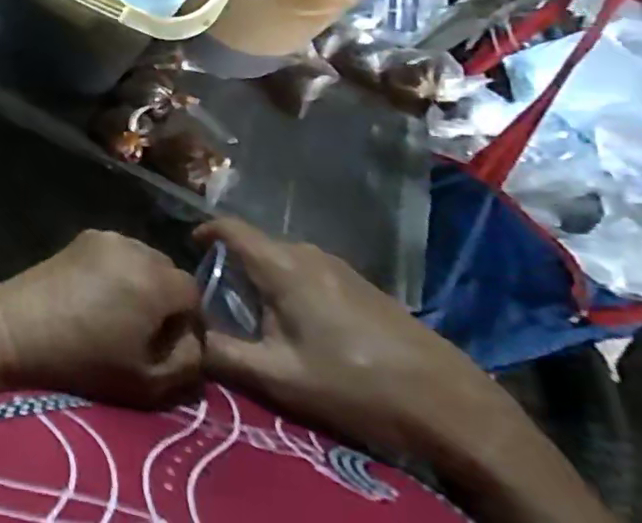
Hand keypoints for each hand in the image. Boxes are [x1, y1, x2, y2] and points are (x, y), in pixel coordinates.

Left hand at [0, 230, 202, 407]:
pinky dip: (117, 273)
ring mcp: (103, 236)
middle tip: (142, 332)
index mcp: (155, 277)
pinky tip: (96, 298)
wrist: (13, 329)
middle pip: (168, 273)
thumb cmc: (82, 358)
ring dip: (140, 284)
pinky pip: (116, 254)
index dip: (188, 325)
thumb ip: (190, 360)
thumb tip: (194, 337)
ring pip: (143, 261)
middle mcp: (133, 246)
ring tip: (117, 315)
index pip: (195, 297)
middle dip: (165, 301)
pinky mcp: (79, 238)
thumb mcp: (151, 381)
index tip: (166, 347)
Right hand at [195, 218, 510, 457]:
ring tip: (254, 316)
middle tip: (215, 298)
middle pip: (256, 246)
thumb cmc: (356, 387)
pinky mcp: (368, 290)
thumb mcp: (277, 378)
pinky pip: (311, 275)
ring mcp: (344, 271)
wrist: (459, 413)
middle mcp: (310, 256)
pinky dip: (292, 289)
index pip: (228, 228)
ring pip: (285, 261)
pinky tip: (301, 328)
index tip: (187, 251)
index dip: (203, 233)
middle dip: (231, 265)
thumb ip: (220, 354)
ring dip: (263, 279)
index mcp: (283, 266)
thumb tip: (181, 337)